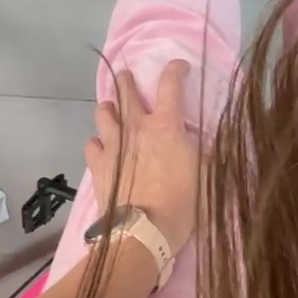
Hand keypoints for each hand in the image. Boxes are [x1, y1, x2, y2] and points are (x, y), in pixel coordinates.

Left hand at [86, 60, 199, 253]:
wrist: (144, 230)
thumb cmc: (182, 203)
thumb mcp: (205, 174)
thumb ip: (201, 150)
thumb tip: (200, 140)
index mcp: (166, 125)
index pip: (170, 84)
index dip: (176, 69)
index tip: (180, 67)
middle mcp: (136, 127)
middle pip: (125, 91)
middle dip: (127, 80)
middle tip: (128, 78)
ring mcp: (112, 144)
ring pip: (104, 113)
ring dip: (109, 108)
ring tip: (112, 110)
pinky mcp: (97, 164)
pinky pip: (92, 143)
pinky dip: (98, 142)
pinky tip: (102, 147)